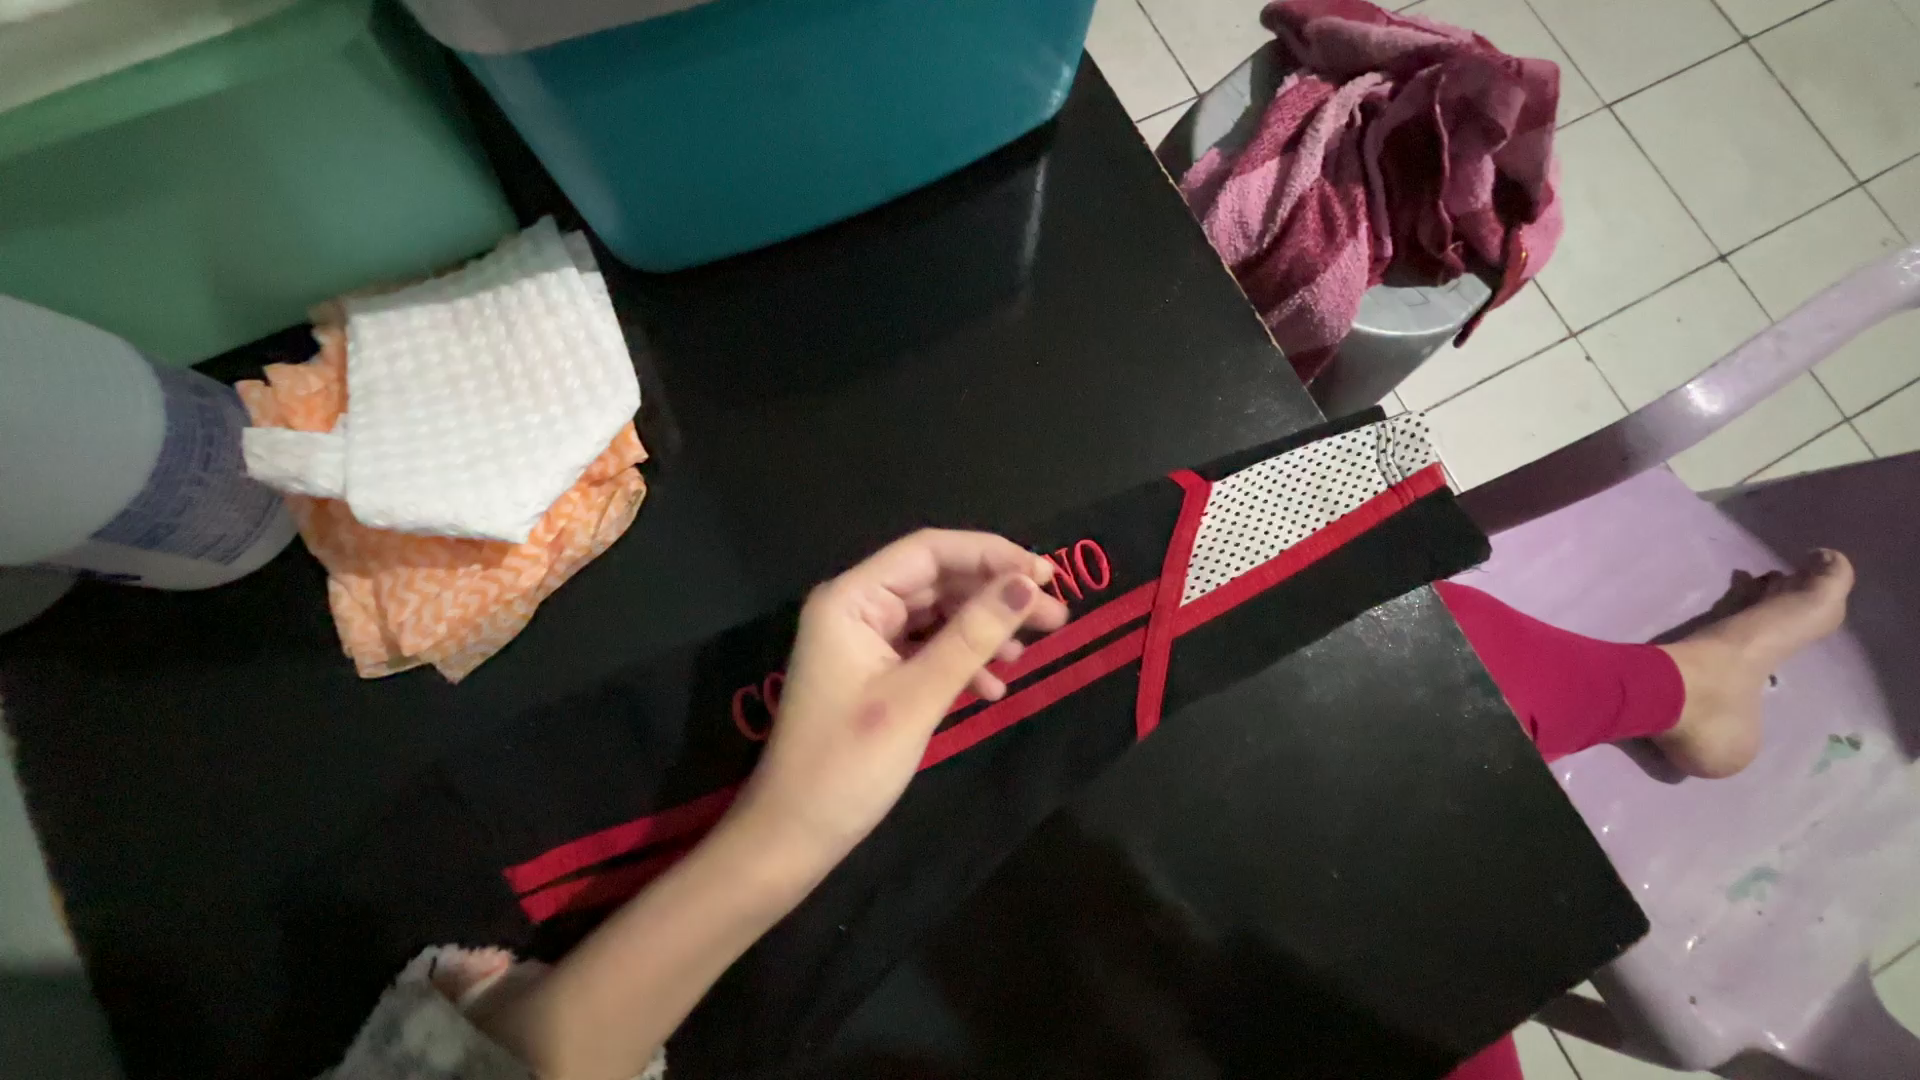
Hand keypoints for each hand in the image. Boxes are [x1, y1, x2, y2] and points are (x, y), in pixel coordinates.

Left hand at [731, 530, 1069, 862]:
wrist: (794, 836)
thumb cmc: (848, 765)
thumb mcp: (918, 696)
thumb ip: (972, 635)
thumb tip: (1027, 584)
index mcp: (851, 599)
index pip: (929, 551)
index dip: (991, 554)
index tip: (1047, 576)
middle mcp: (855, 608)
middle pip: (937, 580)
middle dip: (994, 595)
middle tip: (1055, 616)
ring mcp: (863, 641)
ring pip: (936, 615)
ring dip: (983, 629)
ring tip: (1028, 654)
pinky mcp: (873, 671)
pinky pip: (926, 649)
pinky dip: (961, 661)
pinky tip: (992, 687)